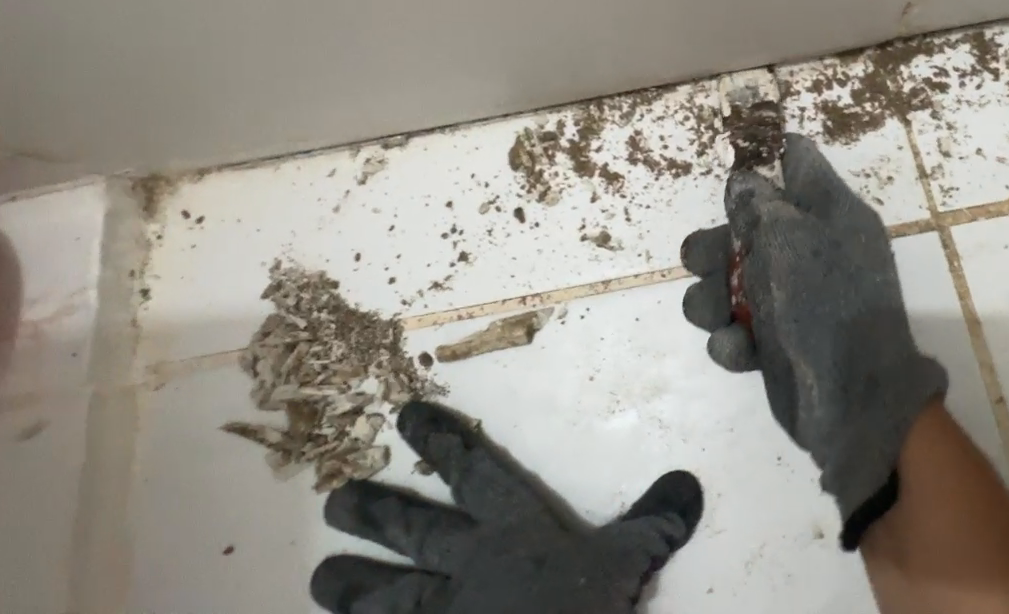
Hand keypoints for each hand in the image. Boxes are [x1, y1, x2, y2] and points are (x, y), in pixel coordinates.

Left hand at [310, 401, 702, 613]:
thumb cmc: (581, 611)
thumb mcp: (625, 566)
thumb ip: (650, 524)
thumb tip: (688, 483)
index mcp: (511, 530)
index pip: (473, 471)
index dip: (442, 441)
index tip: (405, 415)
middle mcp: (465, 566)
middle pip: (414, 531)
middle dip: (377, 514)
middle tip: (335, 500)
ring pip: (386, 597)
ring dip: (353, 587)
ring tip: (321, 578)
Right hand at [680, 134, 945, 545]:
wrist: (855, 402)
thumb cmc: (827, 305)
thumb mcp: (790, 240)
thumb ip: (759, 205)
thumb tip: (741, 182)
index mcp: (828, 213)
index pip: (797, 160)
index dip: (761, 155)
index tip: (728, 165)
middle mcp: (808, 248)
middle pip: (744, 225)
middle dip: (714, 245)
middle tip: (701, 261)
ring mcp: (790, 296)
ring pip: (727, 280)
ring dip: (711, 298)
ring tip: (718, 316)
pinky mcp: (773, 340)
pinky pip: (736, 327)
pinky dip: (733, 339)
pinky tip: (742, 350)